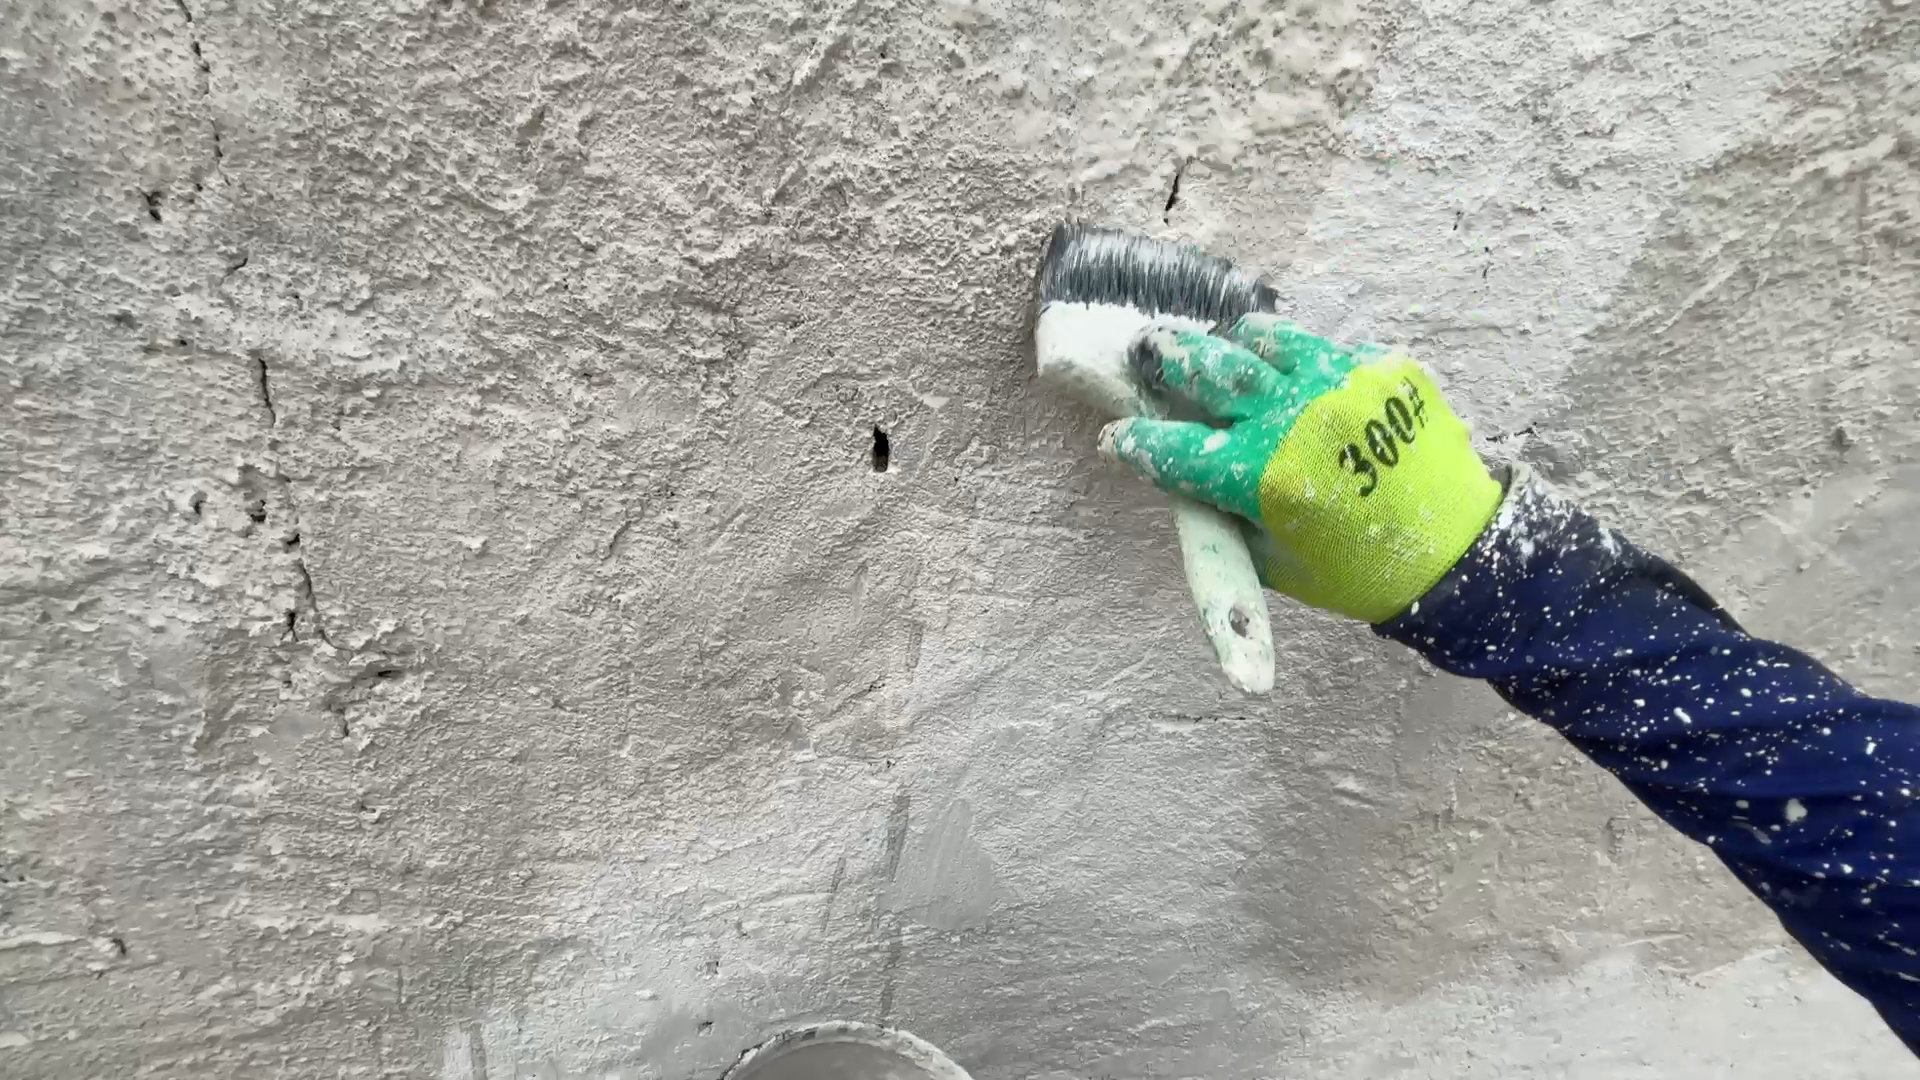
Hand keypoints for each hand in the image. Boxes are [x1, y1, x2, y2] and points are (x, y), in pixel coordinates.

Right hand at [1098, 314, 1501, 623]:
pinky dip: (1296, 363)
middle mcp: (1300, 420)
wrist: (1457, 555)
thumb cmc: (1350, 569)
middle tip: (1148, 349)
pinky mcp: (1385, 370)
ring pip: (1266, 338)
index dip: (1135, 441)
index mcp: (1266, 477)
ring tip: (1226, 349)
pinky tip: (1298, 384)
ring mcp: (1345, 385)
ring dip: (1234, 345)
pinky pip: (1322, 350)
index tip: (1117, 436)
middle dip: (1168, 355)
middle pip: (1211, 366)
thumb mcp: (1265, 558)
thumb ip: (1219, 507)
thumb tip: (1183, 467)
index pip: (1173, 448)